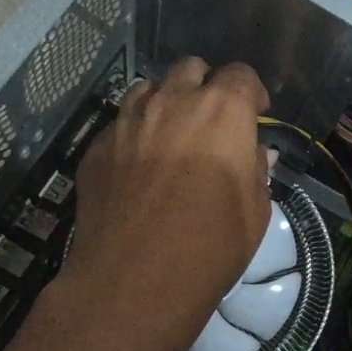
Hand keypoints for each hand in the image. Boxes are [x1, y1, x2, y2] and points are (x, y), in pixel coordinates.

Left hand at [57, 58, 272, 347]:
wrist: (134, 281)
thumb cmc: (211, 248)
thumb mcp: (255, 212)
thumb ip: (255, 171)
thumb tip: (254, 153)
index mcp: (222, 111)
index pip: (240, 75)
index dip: (250, 92)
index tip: (255, 114)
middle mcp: (172, 102)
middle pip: (190, 69)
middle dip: (204, 86)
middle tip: (210, 120)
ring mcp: (128, 121)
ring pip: (148, 89)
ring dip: (164, 102)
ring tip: (170, 135)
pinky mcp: (96, 147)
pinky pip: (119, 124)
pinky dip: (134, 134)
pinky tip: (138, 167)